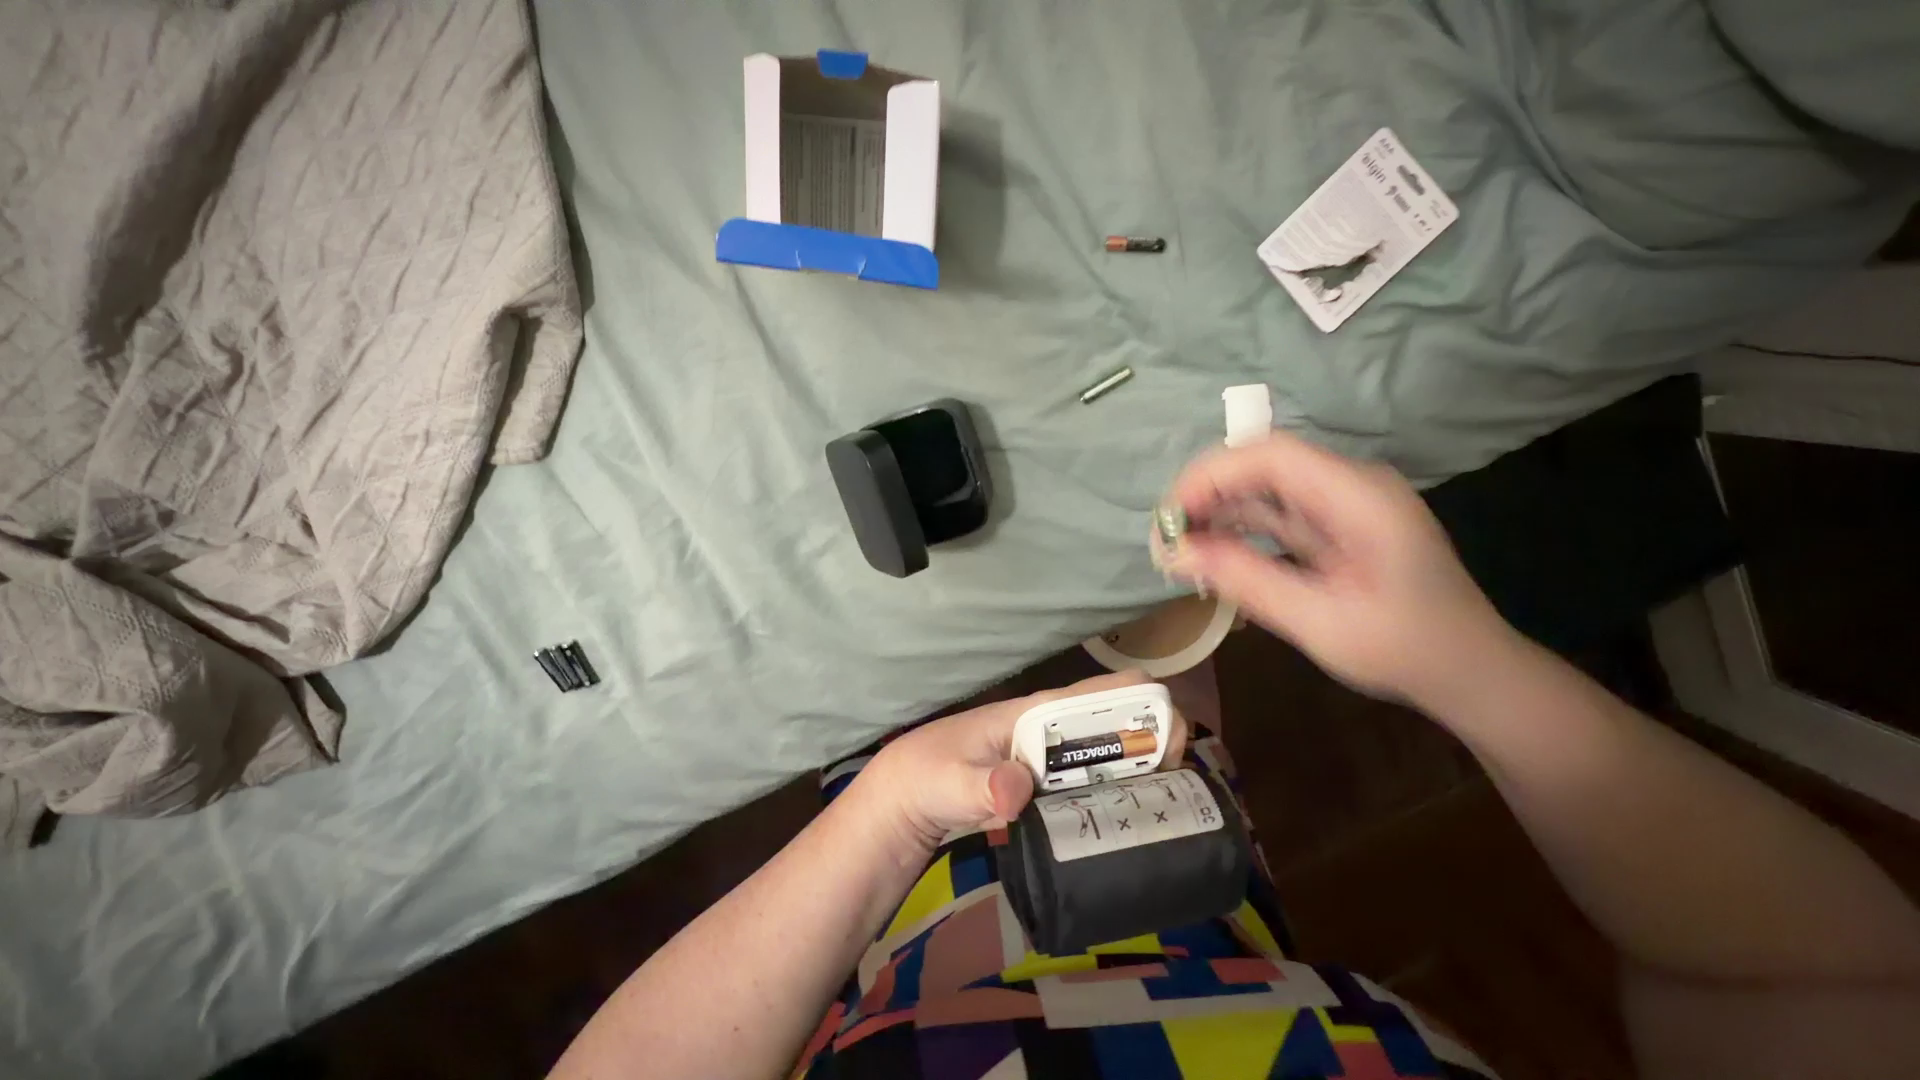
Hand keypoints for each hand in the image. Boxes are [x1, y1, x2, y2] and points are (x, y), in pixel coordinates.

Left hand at [858, 670, 1188, 852]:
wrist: (901, 806)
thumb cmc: (923, 778)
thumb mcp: (947, 782)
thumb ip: (981, 786)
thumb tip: (1018, 789)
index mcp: (1031, 714)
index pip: (1095, 695)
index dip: (1140, 704)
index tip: (1169, 740)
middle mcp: (1048, 731)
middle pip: (1114, 721)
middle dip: (1153, 740)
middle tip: (1174, 785)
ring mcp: (1048, 761)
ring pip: (1109, 753)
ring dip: (1141, 769)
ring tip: (1169, 805)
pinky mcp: (1045, 789)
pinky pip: (1092, 784)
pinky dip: (1117, 794)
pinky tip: (1135, 822)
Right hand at [1160, 431, 1516, 705]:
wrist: (1470, 671)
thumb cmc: (1403, 649)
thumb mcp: (1318, 622)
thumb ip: (1246, 581)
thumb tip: (1176, 553)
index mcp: (1358, 495)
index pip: (1270, 455)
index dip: (1210, 476)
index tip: (1170, 518)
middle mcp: (1351, 485)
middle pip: (1264, 465)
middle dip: (1208, 494)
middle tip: (1167, 538)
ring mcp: (1346, 504)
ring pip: (1267, 488)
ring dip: (1220, 511)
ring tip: (1181, 548)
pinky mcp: (1339, 526)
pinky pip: (1280, 513)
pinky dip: (1243, 529)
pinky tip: (1214, 554)